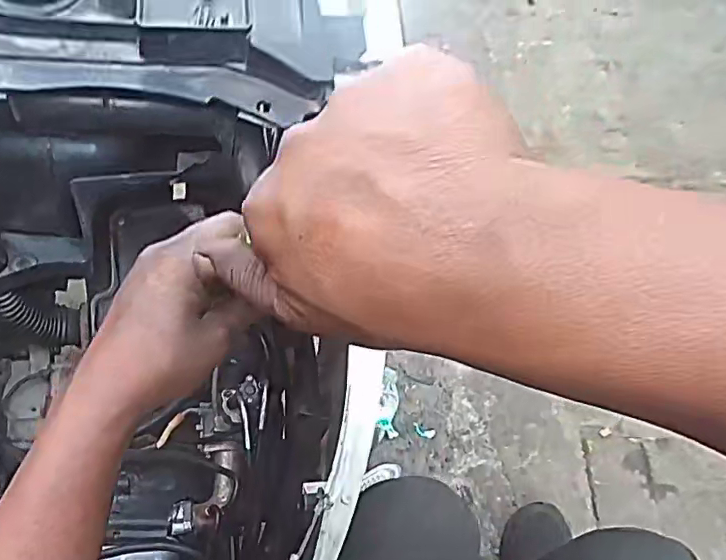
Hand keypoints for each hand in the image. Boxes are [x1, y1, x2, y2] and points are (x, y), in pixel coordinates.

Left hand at [75, 212, 260, 422]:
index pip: (235, 227)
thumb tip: (266, 296)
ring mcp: (150, 268)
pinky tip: (214, 313)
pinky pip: (184, 272)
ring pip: (202, 254)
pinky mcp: (145, 287)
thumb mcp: (216, 340)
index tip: (275, 277)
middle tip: (263, 291)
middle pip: (218, 236)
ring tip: (240, 306)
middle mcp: (160, 254)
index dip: (262, 253)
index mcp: (179, 257)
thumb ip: (246, 309)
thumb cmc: (150, 368)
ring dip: (225, 275)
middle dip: (245, 262)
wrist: (111, 389)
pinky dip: (204, 286)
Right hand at [197, 46, 529, 352]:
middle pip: (316, 161)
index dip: (308, 228)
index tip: (335, 241)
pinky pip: (410, 92)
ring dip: (385, 152)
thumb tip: (242, 270)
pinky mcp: (410, 75)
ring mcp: (357, 105)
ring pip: (362, 124)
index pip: (275, 208)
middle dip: (343, 188)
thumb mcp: (317, 318)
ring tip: (422, 198)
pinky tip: (443, 166)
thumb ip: (266, 285)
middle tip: (387, 224)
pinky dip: (425, 120)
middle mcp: (303, 147)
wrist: (483, 259)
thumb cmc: (408, 294)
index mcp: (272, 207)